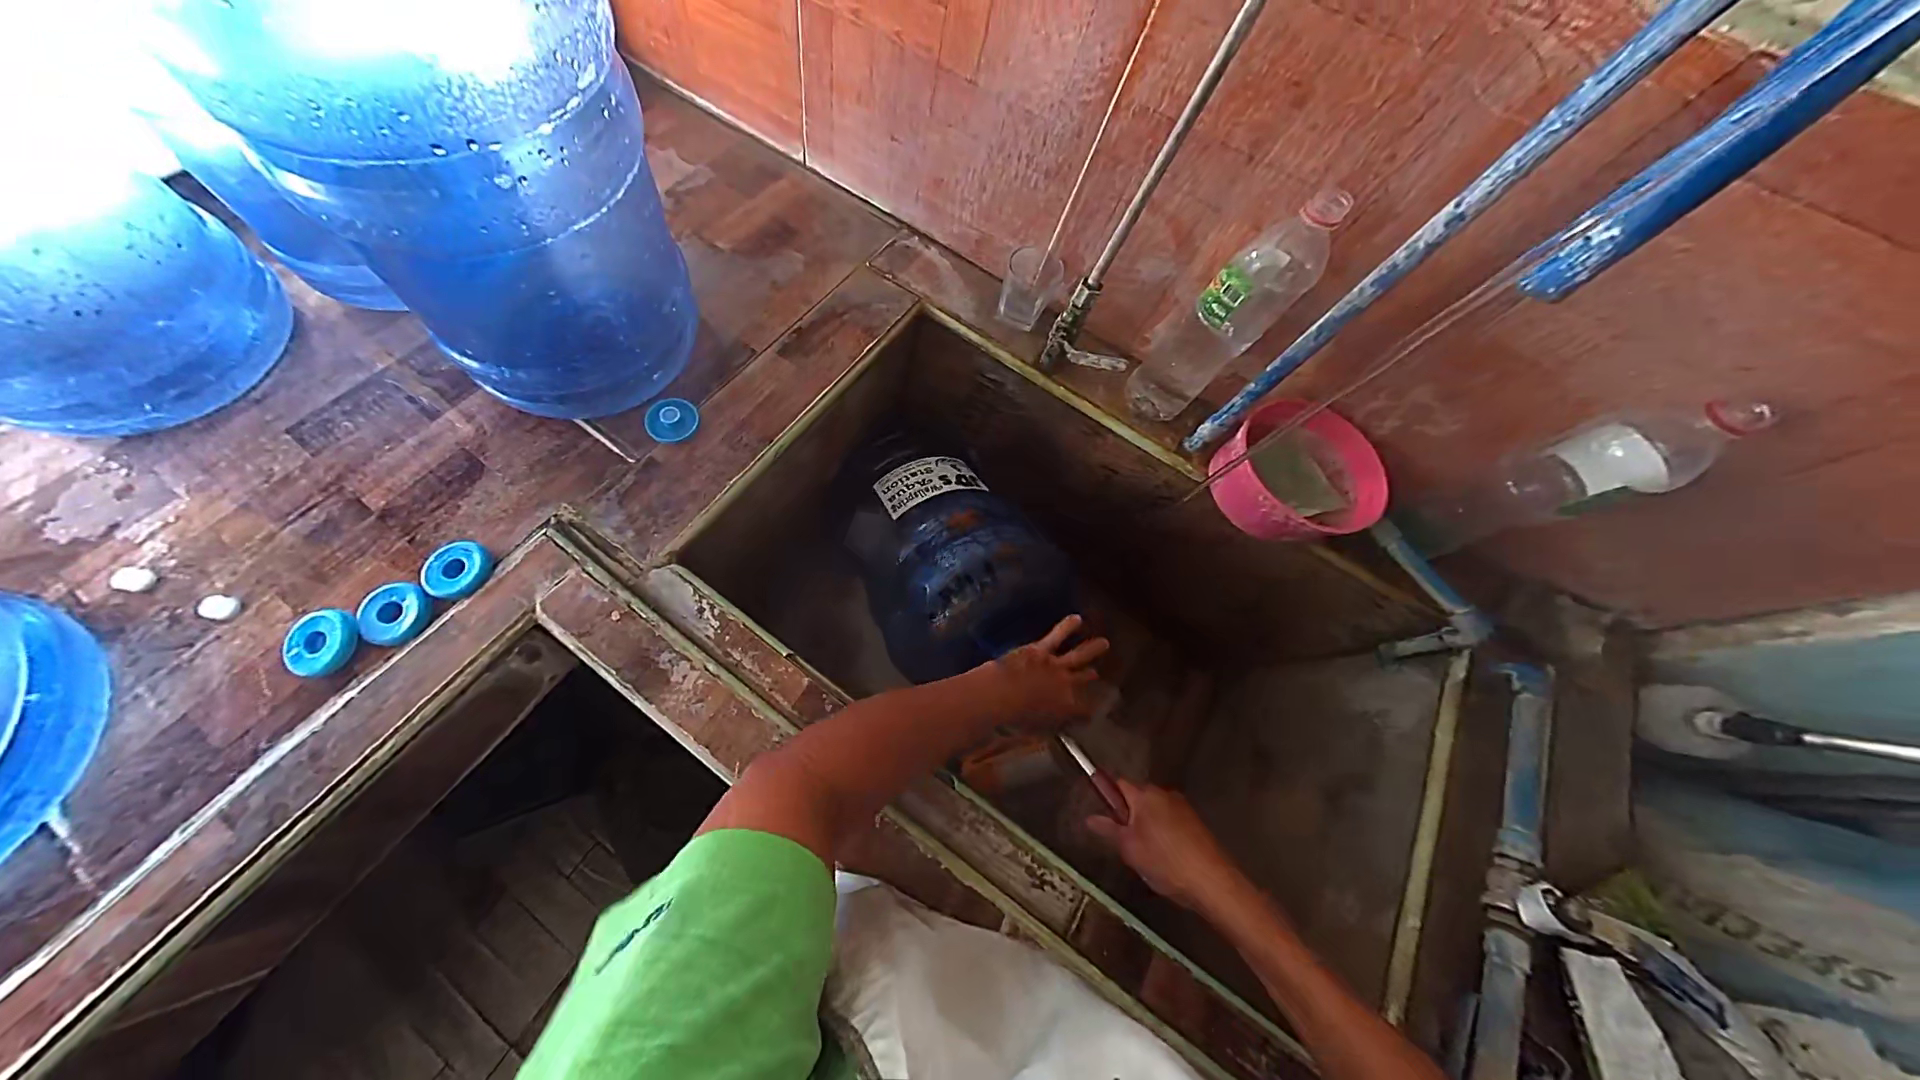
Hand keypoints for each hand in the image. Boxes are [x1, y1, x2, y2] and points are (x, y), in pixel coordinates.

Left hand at [979, 615, 1108, 729]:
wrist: (999, 696)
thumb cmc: (1012, 719)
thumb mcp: (1032, 730)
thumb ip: (1045, 728)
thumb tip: (1048, 731)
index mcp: (1064, 708)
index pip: (1083, 711)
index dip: (1089, 711)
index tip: (1093, 711)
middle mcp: (1065, 686)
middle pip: (1083, 679)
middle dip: (1091, 676)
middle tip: (1098, 673)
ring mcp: (1054, 666)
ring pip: (1078, 655)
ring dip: (1092, 648)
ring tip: (1104, 642)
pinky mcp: (1041, 650)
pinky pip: (1057, 636)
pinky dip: (1067, 626)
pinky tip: (1076, 618)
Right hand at [1087, 778, 1245, 912]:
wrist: (1212, 882)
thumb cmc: (1166, 862)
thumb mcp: (1129, 849)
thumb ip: (1108, 830)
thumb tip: (1091, 818)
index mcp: (1145, 795)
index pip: (1118, 783)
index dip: (1107, 795)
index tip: (1103, 812)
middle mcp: (1164, 794)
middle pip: (1137, 797)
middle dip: (1128, 815)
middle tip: (1123, 841)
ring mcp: (1183, 808)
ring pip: (1154, 811)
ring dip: (1147, 826)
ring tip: (1146, 855)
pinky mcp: (1195, 823)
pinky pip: (1171, 822)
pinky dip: (1164, 834)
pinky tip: (1166, 859)